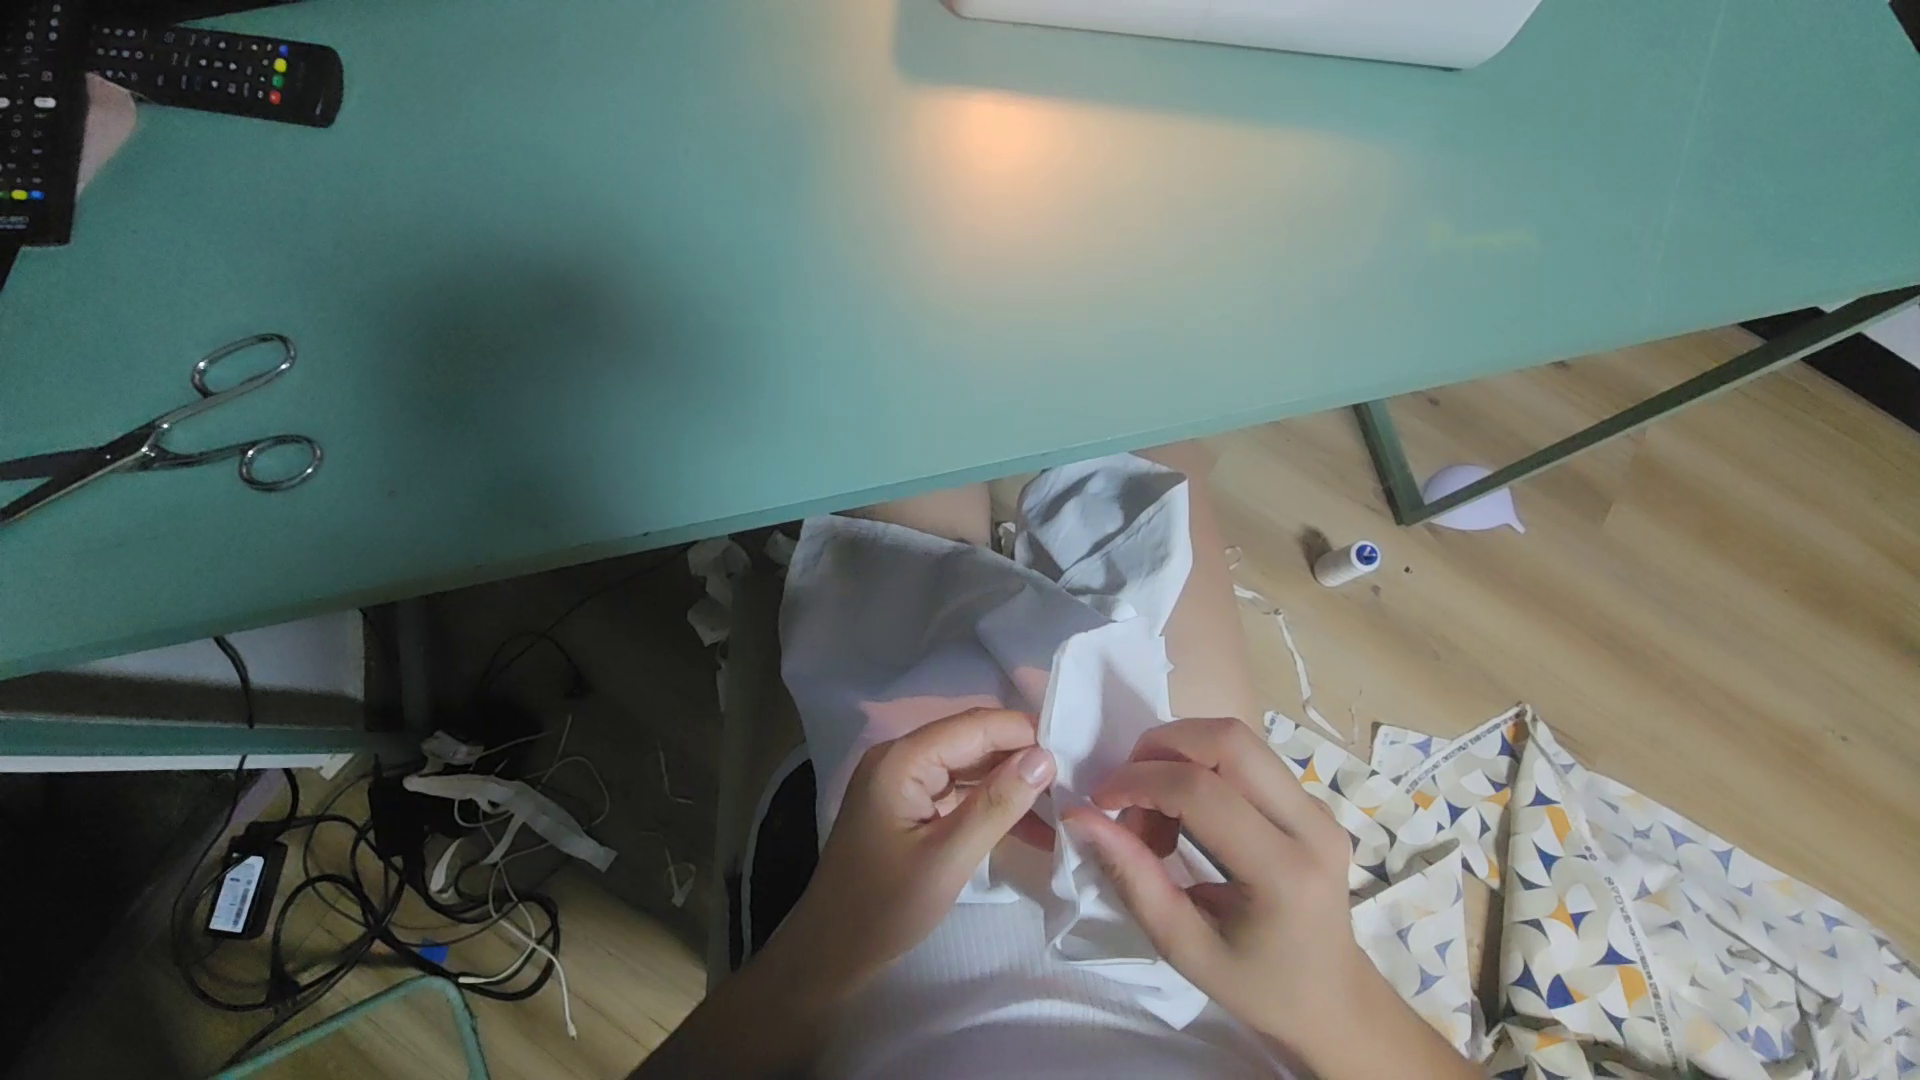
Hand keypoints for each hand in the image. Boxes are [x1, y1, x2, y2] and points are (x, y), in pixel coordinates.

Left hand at [773, 707, 1056, 993]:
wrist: (829, 953)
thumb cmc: (883, 907)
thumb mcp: (948, 858)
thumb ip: (997, 803)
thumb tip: (1044, 757)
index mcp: (902, 759)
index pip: (975, 725)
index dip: (1025, 732)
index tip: (1075, 751)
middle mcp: (902, 757)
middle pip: (974, 741)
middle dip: (1023, 756)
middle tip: (1077, 778)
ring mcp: (905, 780)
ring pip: (972, 766)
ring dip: (1013, 783)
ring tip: (1065, 803)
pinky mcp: (911, 805)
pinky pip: (960, 791)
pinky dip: (993, 804)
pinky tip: (1033, 825)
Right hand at [1062, 717, 1475, 1078]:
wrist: (1333, 1000)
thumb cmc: (1255, 984)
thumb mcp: (1182, 945)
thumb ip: (1131, 877)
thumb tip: (1078, 816)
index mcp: (1284, 873)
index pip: (1202, 792)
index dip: (1139, 782)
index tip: (1100, 801)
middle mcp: (1311, 825)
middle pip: (1228, 740)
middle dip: (1160, 746)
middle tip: (1127, 788)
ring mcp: (1318, 806)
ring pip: (1237, 738)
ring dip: (1179, 754)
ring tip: (1155, 809)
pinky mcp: (1312, 799)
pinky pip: (1246, 755)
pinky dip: (1199, 764)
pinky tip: (1184, 812)